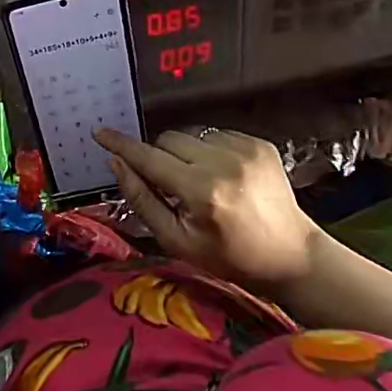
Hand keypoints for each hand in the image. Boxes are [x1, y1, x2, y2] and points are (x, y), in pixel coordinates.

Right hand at [95, 126, 319, 290]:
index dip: (121, 145)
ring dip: (183, 154)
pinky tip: (220, 176)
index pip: (149, 158)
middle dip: (158, 158)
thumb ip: (142, 199)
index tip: (101, 133)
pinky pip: (215, 135)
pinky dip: (207, 152)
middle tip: (168, 186)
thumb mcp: (176, 240)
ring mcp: (246, 149)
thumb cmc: (228, 257)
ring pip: (190, 135)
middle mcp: (224, 162)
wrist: (291, 255)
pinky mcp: (259, 144)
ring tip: (198, 183)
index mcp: (201, 191)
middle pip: (167, 140)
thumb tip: (117, 163)